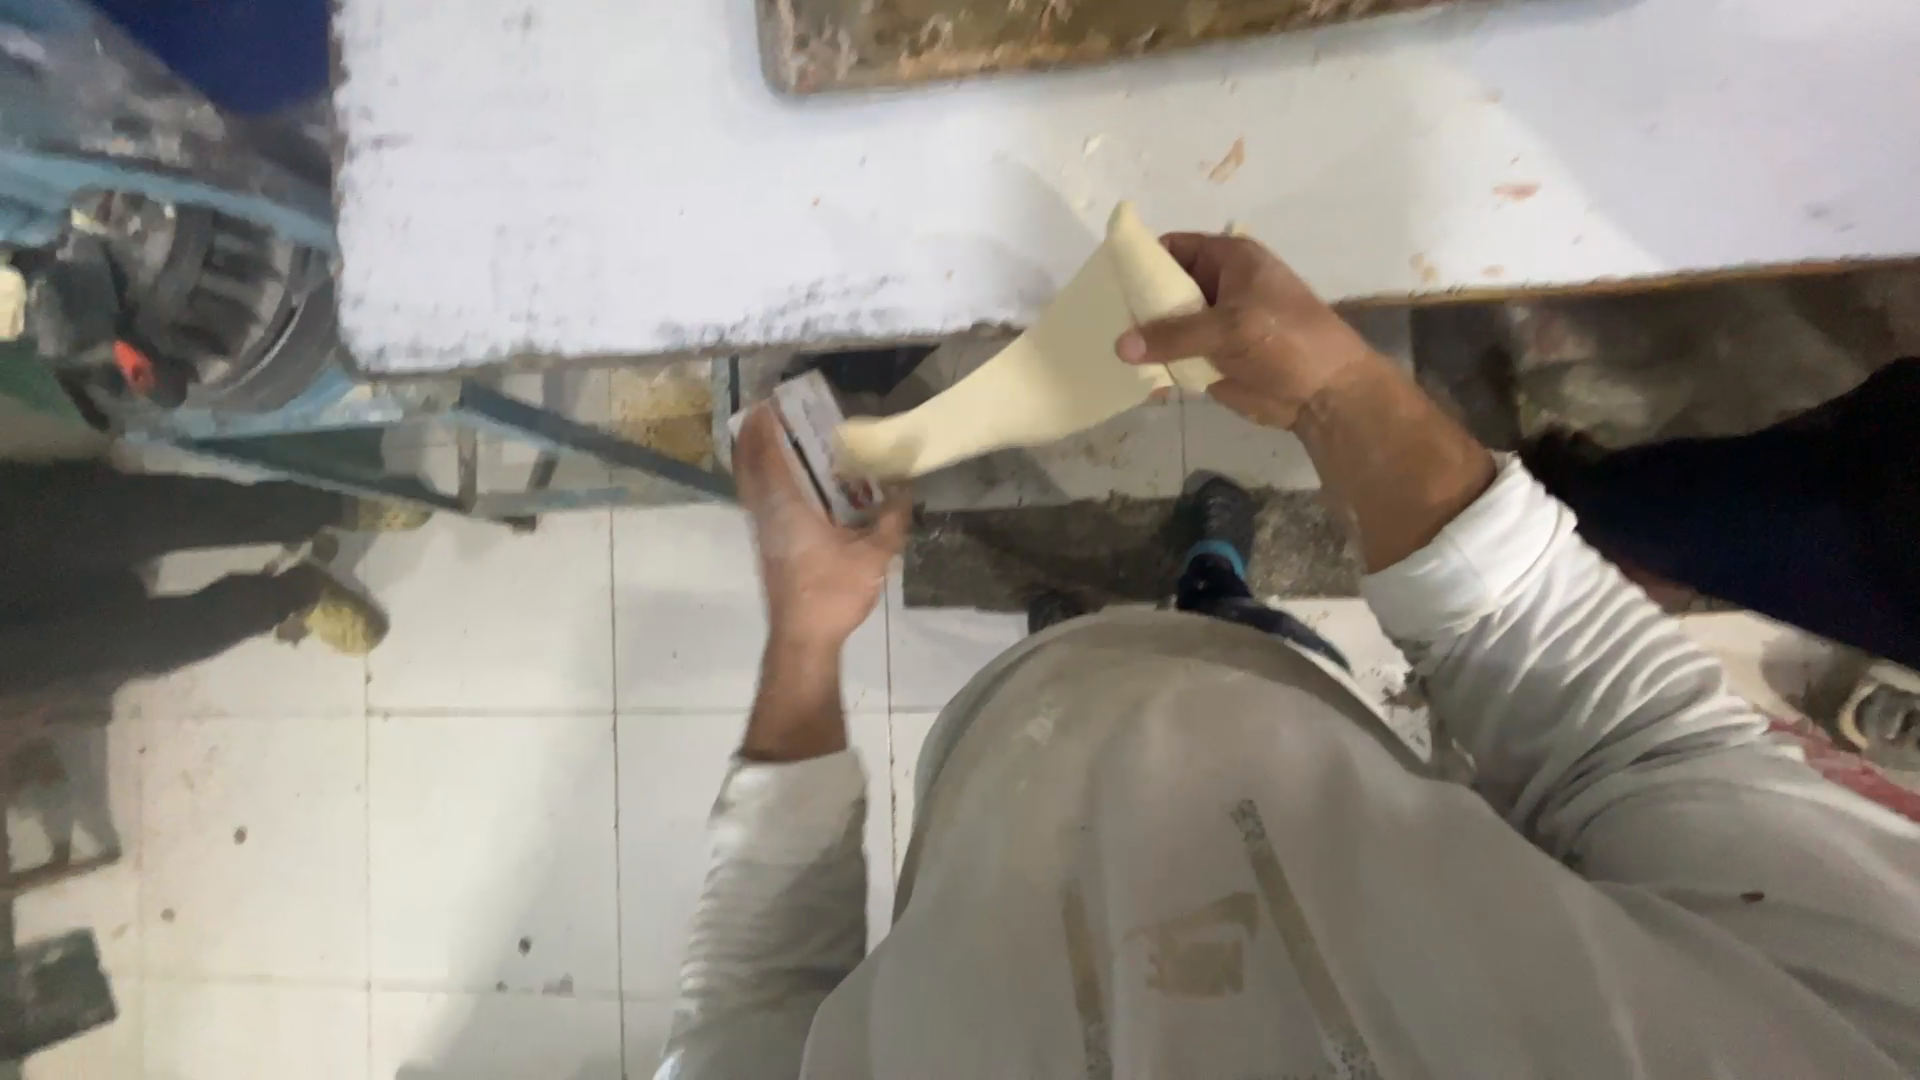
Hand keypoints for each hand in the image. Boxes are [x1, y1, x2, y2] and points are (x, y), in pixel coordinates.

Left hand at [735, 405, 908, 653]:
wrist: (803, 639)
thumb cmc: (832, 593)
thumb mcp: (874, 556)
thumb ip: (891, 520)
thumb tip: (905, 490)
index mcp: (786, 508)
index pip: (766, 455)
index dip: (764, 426)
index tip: (770, 401)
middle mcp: (766, 514)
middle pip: (747, 466)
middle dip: (753, 436)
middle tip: (771, 414)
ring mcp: (762, 533)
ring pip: (750, 485)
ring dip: (756, 459)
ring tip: (779, 440)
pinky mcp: (767, 548)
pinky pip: (759, 502)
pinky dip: (764, 481)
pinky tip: (791, 485)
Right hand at [1115, 233, 1379, 429]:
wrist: (1322, 392)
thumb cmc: (1287, 341)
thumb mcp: (1229, 328)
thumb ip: (1173, 335)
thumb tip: (1120, 346)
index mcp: (1229, 261)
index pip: (1176, 247)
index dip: (1144, 258)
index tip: (1111, 277)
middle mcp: (1217, 288)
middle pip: (1164, 287)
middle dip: (1136, 302)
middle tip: (1102, 317)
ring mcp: (1211, 326)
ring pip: (1165, 325)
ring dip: (1142, 337)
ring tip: (1106, 346)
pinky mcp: (1207, 359)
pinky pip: (1171, 356)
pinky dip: (1153, 363)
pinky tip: (1129, 372)